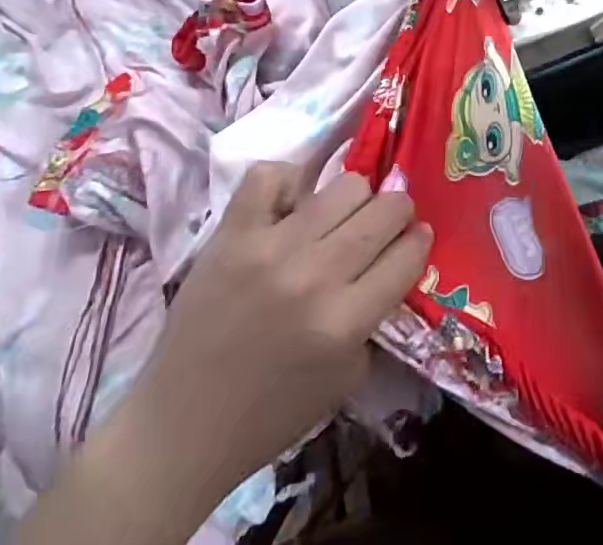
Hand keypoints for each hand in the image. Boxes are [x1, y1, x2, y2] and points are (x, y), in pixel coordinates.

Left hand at [17, 163, 430, 544]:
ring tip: (344, 213)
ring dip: (357, 197)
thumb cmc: (273, 412)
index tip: (417, 236)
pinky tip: (292, 203)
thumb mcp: (347, 376)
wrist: (182, 425)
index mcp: (345, 322)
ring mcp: (269, 250)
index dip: (420, 240)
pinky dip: (288, 181)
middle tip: (388, 220)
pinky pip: (268, 177)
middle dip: (398, 211)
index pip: (407, 255)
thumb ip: (376, 317)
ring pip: (344, 187)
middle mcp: (314, 277)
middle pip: (384, 211)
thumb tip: (393, 264)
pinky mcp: (230, 236)